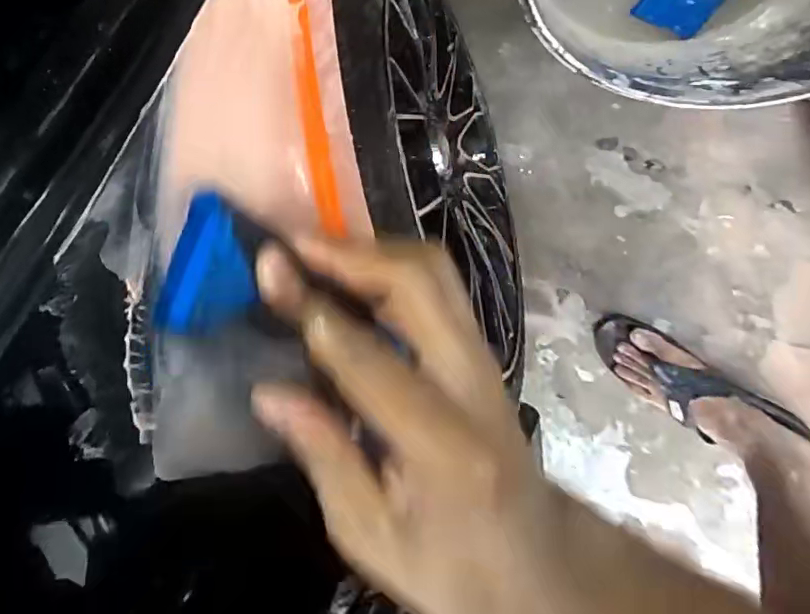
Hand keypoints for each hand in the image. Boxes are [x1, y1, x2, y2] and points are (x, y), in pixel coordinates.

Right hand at [250, 235, 595, 613]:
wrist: (541, 566)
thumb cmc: (453, 566)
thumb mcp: (373, 537)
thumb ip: (324, 457)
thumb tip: (267, 393)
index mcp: (447, 449)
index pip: (375, 364)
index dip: (319, 316)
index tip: (275, 276)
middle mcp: (474, 385)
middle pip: (421, 287)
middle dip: (352, 256)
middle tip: (295, 244)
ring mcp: (485, 357)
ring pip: (434, 270)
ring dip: (371, 248)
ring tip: (316, 246)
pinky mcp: (481, 346)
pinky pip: (436, 281)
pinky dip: (388, 261)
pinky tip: (351, 265)